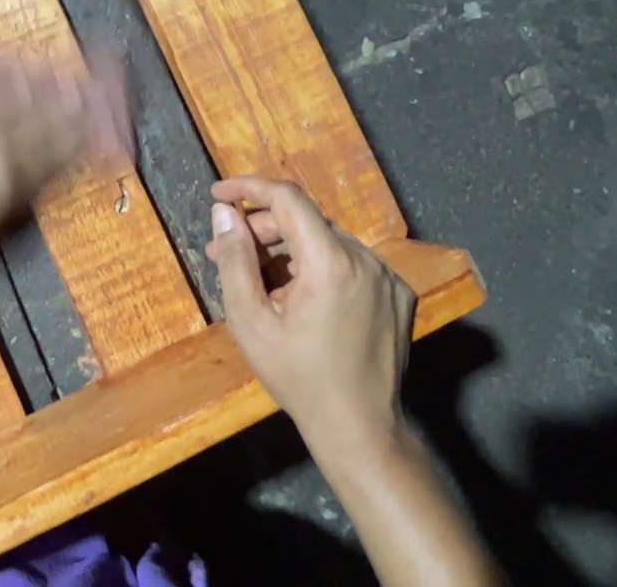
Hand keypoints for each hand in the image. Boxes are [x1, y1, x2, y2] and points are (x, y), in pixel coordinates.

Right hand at [207, 176, 414, 461]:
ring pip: (327, 240)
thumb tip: (223, 212)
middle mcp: (366, 259)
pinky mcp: (398, 294)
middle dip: (261, 227)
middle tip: (226, 250)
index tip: (218, 193)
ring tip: (258, 277)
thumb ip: (235, 259)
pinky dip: (319, 264)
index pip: (287, 198)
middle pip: (306, 220)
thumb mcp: (250, 320)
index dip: (248, 188)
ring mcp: (387, 276)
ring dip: (288, 247)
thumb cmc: (297, 376)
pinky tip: (298, 294)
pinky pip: (350, 262)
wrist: (360, 428)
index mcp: (330, 262)